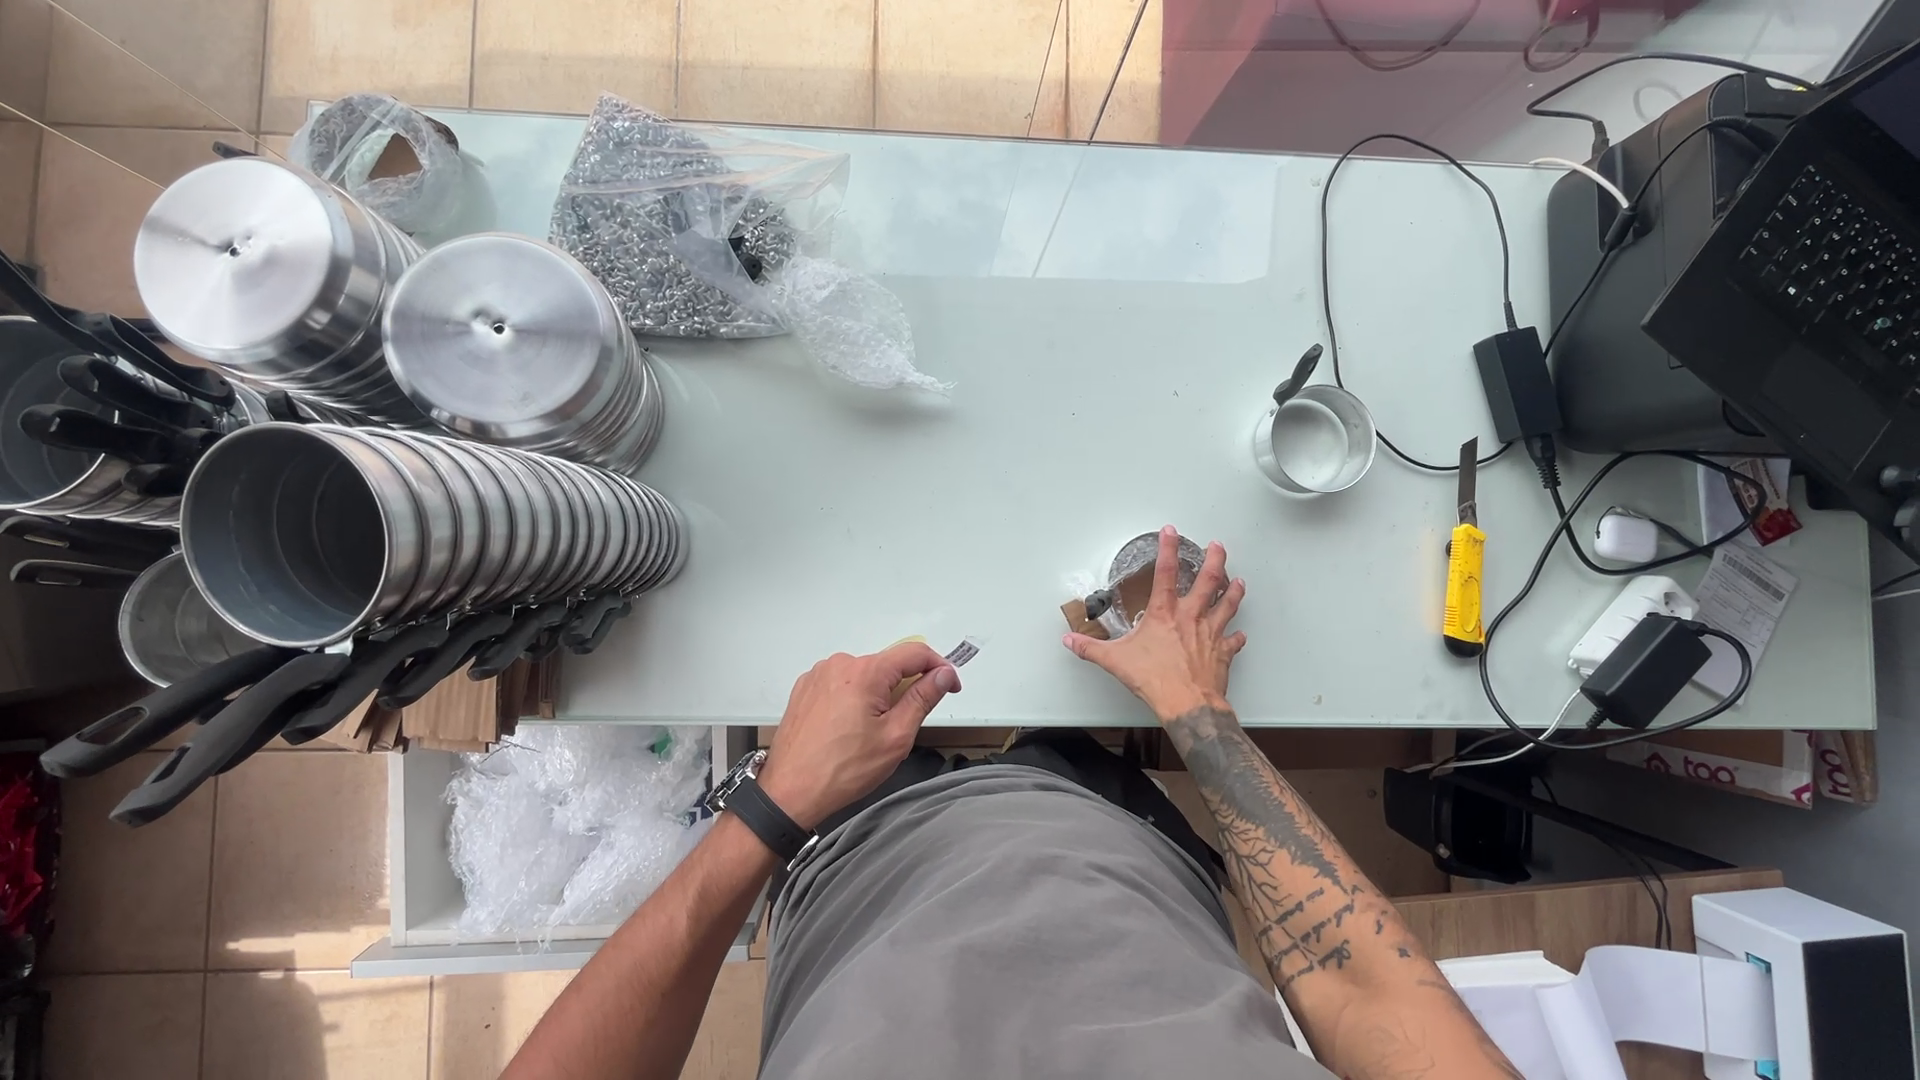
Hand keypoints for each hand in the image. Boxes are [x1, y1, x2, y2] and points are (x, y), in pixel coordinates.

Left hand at [756, 643, 961, 829]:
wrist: (790, 792)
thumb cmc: (842, 770)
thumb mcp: (896, 736)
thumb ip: (923, 699)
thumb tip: (943, 675)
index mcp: (864, 672)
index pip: (915, 652)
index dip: (939, 667)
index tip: (949, 686)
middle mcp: (840, 664)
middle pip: (888, 664)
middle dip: (905, 687)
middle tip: (905, 723)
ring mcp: (819, 675)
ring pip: (865, 675)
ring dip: (878, 694)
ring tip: (871, 732)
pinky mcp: (806, 688)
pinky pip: (842, 683)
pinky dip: (854, 698)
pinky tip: (850, 729)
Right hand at [1064, 525, 1246, 722]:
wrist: (1186, 704)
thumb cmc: (1155, 679)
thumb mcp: (1114, 660)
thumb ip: (1090, 648)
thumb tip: (1071, 640)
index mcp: (1164, 614)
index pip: (1165, 573)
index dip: (1168, 549)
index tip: (1171, 532)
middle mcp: (1190, 618)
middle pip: (1207, 581)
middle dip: (1214, 560)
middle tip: (1217, 547)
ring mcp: (1210, 634)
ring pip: (1227, 604)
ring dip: (1234, 591)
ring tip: (1238, 580)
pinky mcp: (1222, 653)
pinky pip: (1233, 641)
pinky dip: (1237, 637)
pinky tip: (1240, 633)